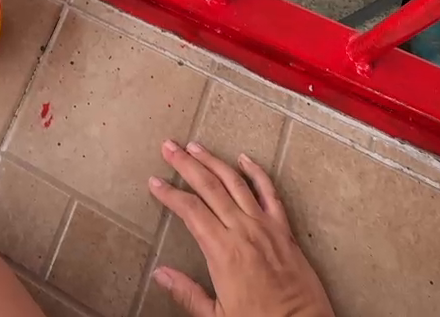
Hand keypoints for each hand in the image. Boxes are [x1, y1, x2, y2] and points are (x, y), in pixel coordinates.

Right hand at [148, 141, 334, 316]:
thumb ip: (187, 293)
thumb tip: (160, 274)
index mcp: (223, 251)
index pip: (189, 210)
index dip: (169, 194)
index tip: (154, 182)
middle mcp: (243, 230)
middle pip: (209, 186)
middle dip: (186, 164)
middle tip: (169, 147)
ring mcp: (265, 227)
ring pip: (234, 182)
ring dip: (213, 161)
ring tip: (195, 146)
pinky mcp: (284, 230)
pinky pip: (269, 193)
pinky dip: (257, 172)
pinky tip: (244, 159)